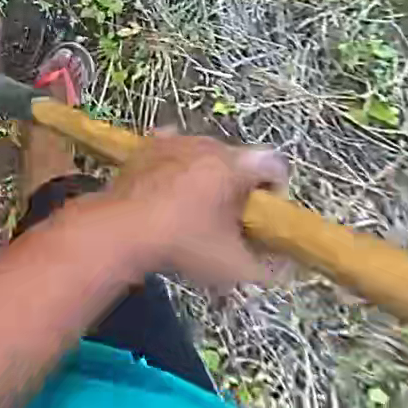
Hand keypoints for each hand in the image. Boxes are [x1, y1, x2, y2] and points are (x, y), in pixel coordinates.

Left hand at [99, 131, 288, 287]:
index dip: (276, 190)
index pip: (274, 164)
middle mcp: (205, 143)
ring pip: (205, 151)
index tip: (261, 216)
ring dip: (210, 173)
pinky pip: (175, 147)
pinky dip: (181, 163)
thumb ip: (271, 266)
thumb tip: (285, 263)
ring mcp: (173, 140)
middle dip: (241, 184)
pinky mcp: (148, 144)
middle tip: (231, 216)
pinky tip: (172, 185)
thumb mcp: (237, 266)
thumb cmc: (185, 243)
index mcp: (232, 166)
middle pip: (238, 157)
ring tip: (198, 205)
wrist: (123, 226)